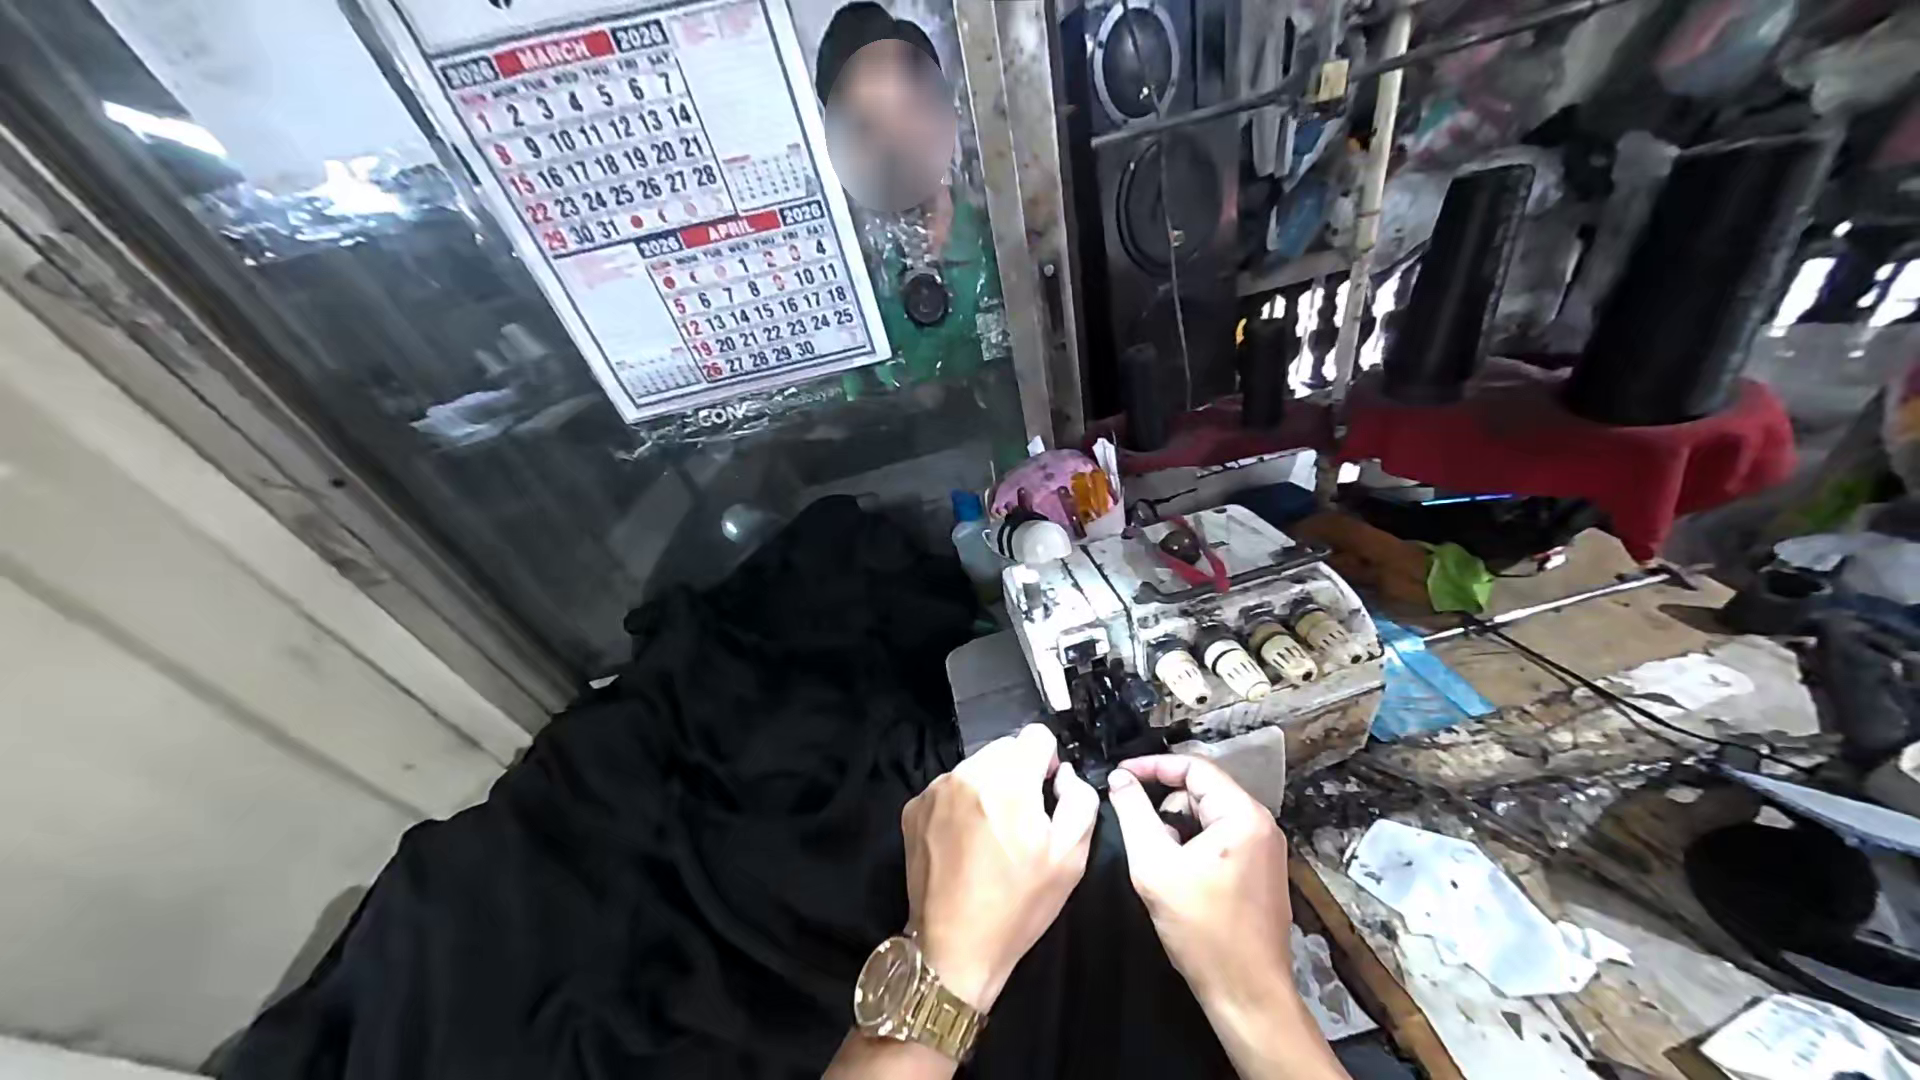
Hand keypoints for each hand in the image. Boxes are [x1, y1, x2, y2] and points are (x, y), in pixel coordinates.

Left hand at [901, 723, 1097, 1010]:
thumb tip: (1065, 774)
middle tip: (1021, 819)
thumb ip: (1079, 800)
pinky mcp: (914, 807)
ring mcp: (935, 789)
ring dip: (989, 786)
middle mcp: (967, 774)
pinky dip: (962, 801)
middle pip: (1004, 749)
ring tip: (992, 833)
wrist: (953, 949)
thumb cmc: (1018, 905)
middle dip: (1018, 773)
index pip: (1036, 735)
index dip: (1049, 761)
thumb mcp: (1070, 858)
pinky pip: (950, 787)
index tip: (1047, 791)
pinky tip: (966, 841)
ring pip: (976, 766)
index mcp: (1008, 781)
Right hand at [1108, 757, 1346, 1079]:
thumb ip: (1132, 811)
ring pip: (1207, 814)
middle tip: (1134, 821)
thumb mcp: (1154, 863)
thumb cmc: (1202, 930)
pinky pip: (1219, 836)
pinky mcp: (1260, 869)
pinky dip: (1193, 842)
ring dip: (1177, 824)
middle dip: (1163, 801)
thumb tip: (1119, 778)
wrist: (1247, 996)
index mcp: (1242, 815)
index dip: (1151, 766)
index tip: (1121, 776)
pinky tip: (1178, 870)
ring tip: (1158, 855)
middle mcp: (1260, 824)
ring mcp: (1264, 848)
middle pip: (1200, 789)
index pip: (1192, 766)